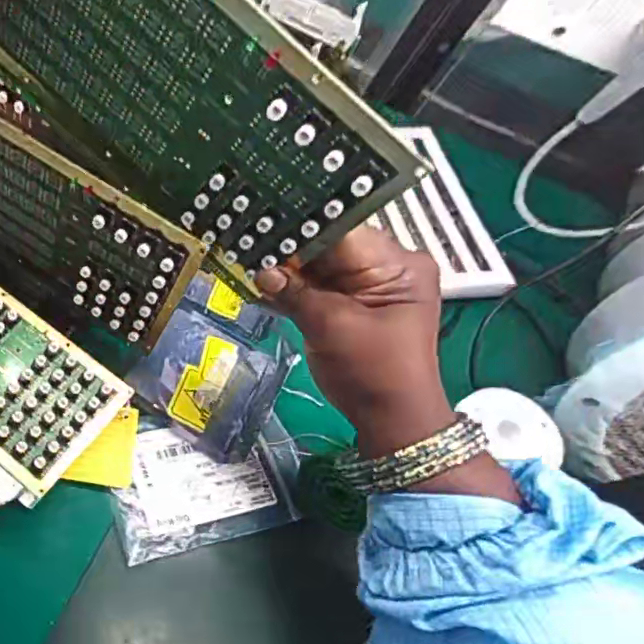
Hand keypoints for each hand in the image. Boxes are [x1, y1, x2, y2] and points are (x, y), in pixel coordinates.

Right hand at [255, 226, 449, 456]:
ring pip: (315, 268)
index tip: (264, 227)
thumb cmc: (373, 371)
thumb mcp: (333, 327)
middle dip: (287, 251)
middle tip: (246, 248)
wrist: (389, 416)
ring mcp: (362, 288)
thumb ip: (296, 294)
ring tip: (246, 267)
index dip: (302, 229)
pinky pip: (312, 289)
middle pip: (327, 247)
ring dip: (283, 272)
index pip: (343, 232)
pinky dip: (288, 291)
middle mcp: (383, 268)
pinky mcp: (344, 306)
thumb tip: (261, 272)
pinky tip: (259, 289)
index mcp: (397, 265)